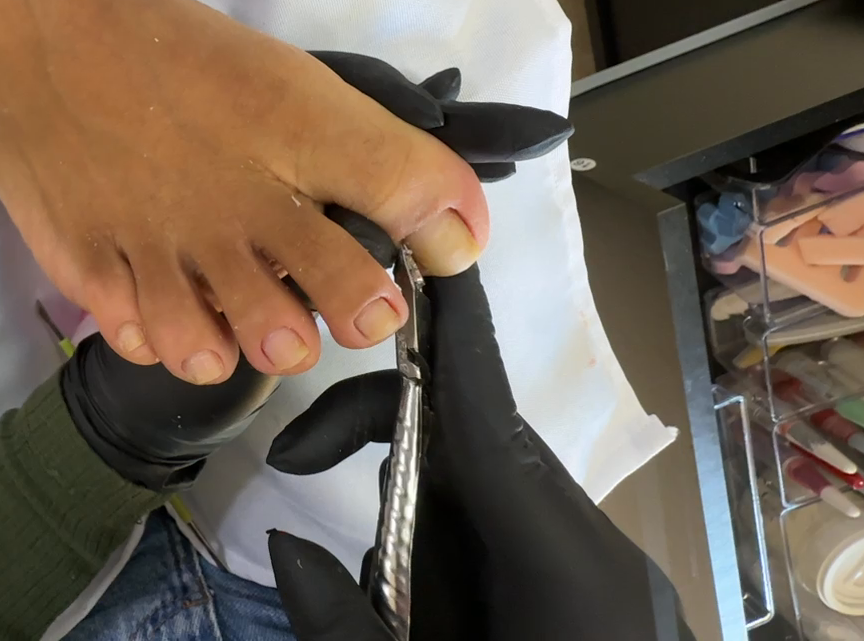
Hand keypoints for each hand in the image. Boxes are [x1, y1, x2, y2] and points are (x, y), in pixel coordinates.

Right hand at [56, 69, 568, 494]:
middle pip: (349, 305)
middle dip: (359, 308)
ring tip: (246, 304)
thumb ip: (342, 136)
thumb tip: (419, 203)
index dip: (447, 227)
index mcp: (291, 126)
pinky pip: (152, 344)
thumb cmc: (149, 37)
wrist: (25, 33)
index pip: (414, 190)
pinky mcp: (93, 271)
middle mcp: (239, 203)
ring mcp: (164, 247)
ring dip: (261, 336)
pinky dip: (170, 335)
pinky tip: (166, 302)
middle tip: (332, 285)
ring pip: (251, 350)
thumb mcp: (264, 66)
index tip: (437, 241)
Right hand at [263, 266, 695, 640]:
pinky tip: (410, 596)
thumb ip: (341, 628)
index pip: (485, 413)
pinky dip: (428, 527)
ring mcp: (578, 560)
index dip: (449, 327)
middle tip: (292, 463)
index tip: (416, 259)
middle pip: (459, 431)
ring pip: (465, 473)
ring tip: (368, 573)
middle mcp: (575, 541)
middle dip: (367, 429)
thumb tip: (285, 545)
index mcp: (555, 563)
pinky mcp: (572, 579)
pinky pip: (483, 514)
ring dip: (395, 492)